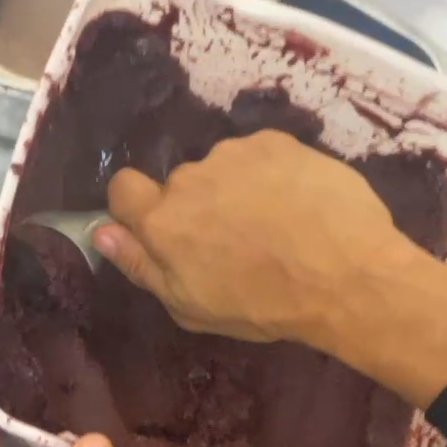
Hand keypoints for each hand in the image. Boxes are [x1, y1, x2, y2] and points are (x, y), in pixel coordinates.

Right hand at [92, 130, 446, 407]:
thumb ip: (140, 266)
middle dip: (193, 209)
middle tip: (228, 244)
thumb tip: (100, 233)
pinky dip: (266, 178)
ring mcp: (236, 155)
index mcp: (161, 223)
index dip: (133, 207)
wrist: (345, 276)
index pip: (122, 189)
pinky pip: (256, 157)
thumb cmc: (261, 305)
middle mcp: (190, 178)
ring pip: (218, 171)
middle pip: (177, 186)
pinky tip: (292, 206)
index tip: (156, 228)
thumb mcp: (189, 306)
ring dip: (231, 192)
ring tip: (268, 227)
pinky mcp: (278, 141)